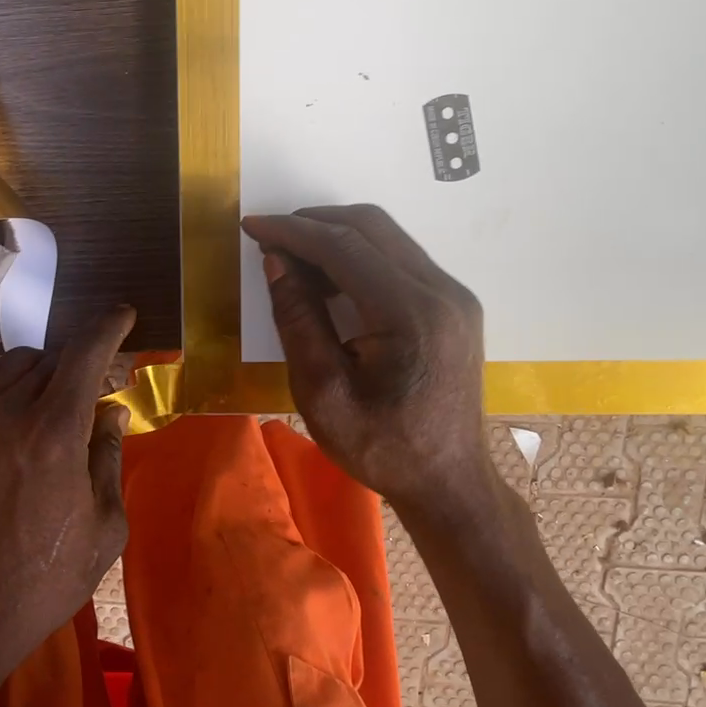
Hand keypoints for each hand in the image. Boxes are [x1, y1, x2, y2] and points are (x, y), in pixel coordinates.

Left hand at [0, 307, 134, 678]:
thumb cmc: (43, 580)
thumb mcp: (104, 528)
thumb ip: (108, 457)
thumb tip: (111, 409)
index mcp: (56, 432)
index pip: (86, 352)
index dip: (109, 325)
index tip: (123, 315)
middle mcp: (10, 411)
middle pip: (53, 358)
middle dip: (81, 366)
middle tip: (92, 395)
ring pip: (12, 362)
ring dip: (40, 370)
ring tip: (49, 400)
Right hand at [242, 205, 488, 506]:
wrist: (449, 483)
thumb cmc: (381, 447)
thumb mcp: (322, 393)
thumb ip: (298, 320)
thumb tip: (276, 262)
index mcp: (410, 315)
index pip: (344, 247)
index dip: (292, 231)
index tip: (252, 226)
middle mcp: (440, 292)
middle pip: (370, 226)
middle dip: (313, 223)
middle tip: (270, 240)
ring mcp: (453, 295)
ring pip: (386, 236)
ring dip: (335, 236)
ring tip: (293, 262)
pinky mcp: (452, 303)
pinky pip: (399, 257)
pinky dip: (358, 254)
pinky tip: (329, 280)